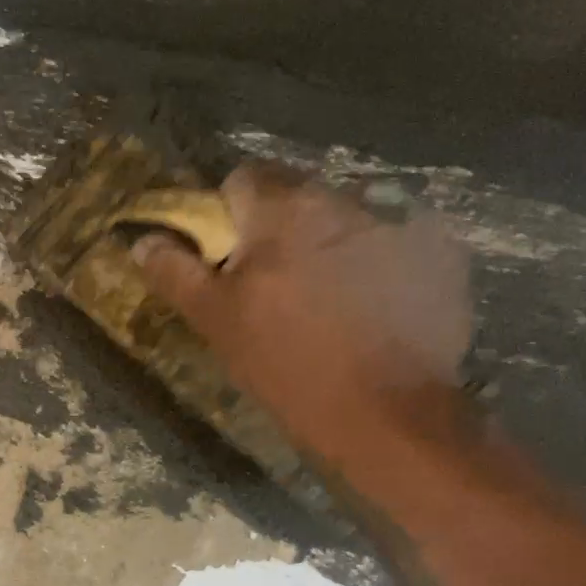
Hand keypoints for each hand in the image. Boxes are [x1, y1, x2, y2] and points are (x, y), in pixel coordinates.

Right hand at [133, 163, 474, 467]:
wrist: (384, 407)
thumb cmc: (283, 360)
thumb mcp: (213, 318)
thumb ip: (175, 271)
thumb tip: (144, 241)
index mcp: (284, 211)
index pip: (243, 178)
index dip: (225, 212)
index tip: (222, 254)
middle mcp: (348, 199)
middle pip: (297, 196)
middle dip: (277, 229)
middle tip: (267, 284)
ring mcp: (403, 221)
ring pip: (345, 217)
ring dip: (326, 243)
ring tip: (321, 298)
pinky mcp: (441, 250)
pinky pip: (391, 240)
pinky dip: (372, 261)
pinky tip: (365, 306)